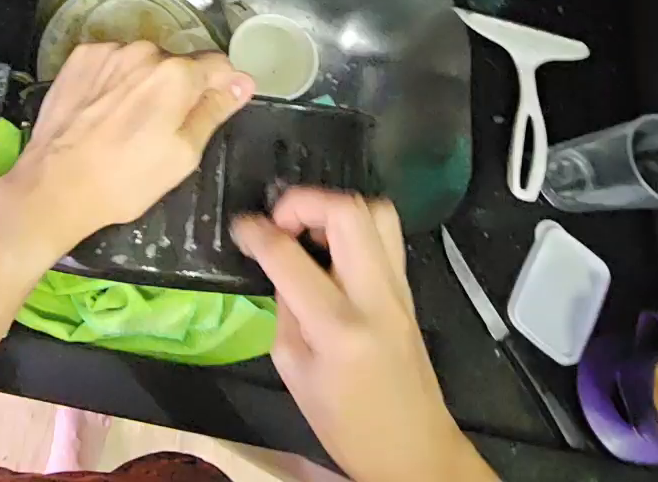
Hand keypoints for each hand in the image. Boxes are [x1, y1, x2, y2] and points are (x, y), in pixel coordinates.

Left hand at [0, 41, 254, 252]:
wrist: (54, 184)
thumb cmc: (124, 179)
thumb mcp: (183, 155)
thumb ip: (214, 111)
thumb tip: (242, 83)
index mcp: (176, 75)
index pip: (218, 65)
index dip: (222, 86)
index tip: (215, 106)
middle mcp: (144, 51)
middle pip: (178, 64)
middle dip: (178, 89)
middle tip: (161, 128)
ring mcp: (109, 51)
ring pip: (143, 62)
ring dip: (144, 83)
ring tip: (126, 122)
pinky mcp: (81, 57)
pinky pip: (112, 62)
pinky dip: (114, 80)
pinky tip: (103, 110)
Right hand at [233, 189, 493, 481]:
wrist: (417, 455)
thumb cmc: (346, 425)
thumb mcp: (293, 369)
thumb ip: (285, 308)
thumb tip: (279, 266)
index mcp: (339, 327)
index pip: (289, 255)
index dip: (256, 231)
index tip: (240, 228)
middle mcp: (376, 297)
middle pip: (347, 212)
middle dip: (303, 202)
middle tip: (279, 222)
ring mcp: (399, 289)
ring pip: (375, 211)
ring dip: (332, 208)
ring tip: (307, 231)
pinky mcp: (408, 288)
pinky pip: (383, 233)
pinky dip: (351, 225)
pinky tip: (329, 248)